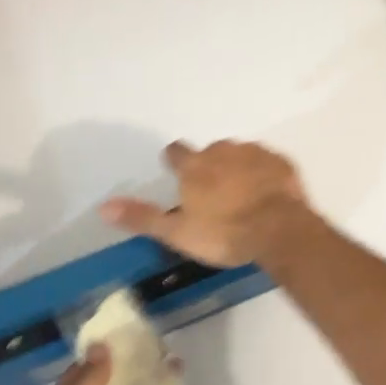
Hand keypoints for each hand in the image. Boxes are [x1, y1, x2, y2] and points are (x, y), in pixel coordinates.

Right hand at [100, 141, 308, 265]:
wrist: (279, 230)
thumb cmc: (224, 234)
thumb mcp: (178, 233)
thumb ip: (143, 218)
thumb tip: (103, 207)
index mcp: (194, 166)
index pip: (176, 152)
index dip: (175, 162)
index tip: (178, 174)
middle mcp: (223, 150)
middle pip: (211, 152)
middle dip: (211, 167)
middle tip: (216, 194)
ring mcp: (256, 153)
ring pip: (241, 154)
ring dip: (240, 168)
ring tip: (243, 195)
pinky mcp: (282, 163)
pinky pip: (268, 163)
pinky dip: (265, 174)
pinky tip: (268, 193)